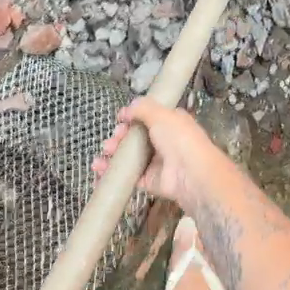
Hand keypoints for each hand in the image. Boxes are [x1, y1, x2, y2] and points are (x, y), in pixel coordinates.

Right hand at [92, 97, 224, 206]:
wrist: (190, 174)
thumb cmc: (178, 138)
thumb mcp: (162, 115)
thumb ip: (143, 108)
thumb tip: (127, 108)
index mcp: (170, 122)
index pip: (148, 116)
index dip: (133, 116)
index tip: (120, 118)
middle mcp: (164, 140)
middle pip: (136, 136)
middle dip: (121, 135)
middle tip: (113, 138)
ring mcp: (156, 161)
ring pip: (130, 155)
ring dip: (114, 152)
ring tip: (105, 152)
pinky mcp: (148, 180)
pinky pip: (128, 175)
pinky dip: (112, 172)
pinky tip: (100, 168)